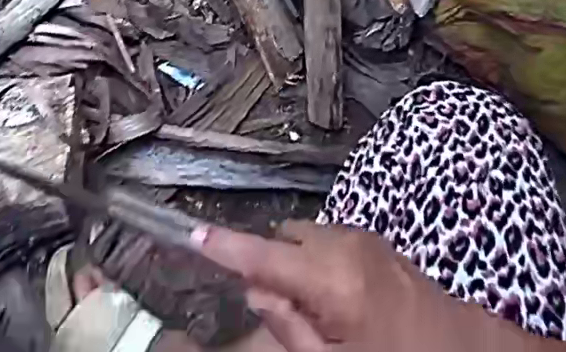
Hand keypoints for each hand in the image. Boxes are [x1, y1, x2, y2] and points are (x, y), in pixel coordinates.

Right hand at [195, 222, 528, 351]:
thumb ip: (291, 330)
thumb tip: (257, 292)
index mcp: (332, 281)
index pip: (265, 257)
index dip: (225, 247)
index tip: (192, 235)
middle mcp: (343, 244)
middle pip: (283, 241)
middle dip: (272, 267)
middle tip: (285, 313)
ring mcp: (360, 236)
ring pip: (303, 239)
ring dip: (296, 264)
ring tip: (319, 313)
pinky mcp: (372, 237)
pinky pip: (326, 240)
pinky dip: (317, 262)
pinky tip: (339, 301)